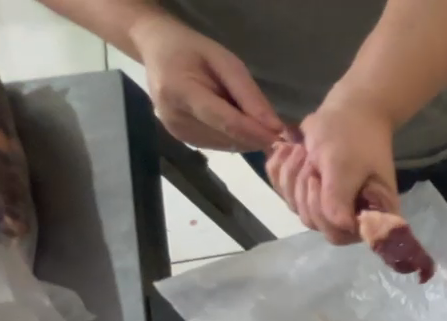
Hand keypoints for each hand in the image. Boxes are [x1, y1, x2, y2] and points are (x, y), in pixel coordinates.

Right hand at [128, 14, 280, 150]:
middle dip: (257, 132)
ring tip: (237, 109)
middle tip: (262, 114)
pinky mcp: (186, 140)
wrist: (157, 49)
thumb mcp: (228, 63)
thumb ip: (251, 97)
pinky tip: (229, 117)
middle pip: (235, 138)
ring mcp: (178, 132)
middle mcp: (175, 117)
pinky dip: (237, 136)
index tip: (289, 140)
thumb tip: (277, 129)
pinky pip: (227, 146)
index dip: (262, 134)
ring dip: (248, 134)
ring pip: (234, 145)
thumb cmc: (194, 52)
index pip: (229, 124)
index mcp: (179, 93)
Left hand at [282, 94, 397, 244]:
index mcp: (372, 216)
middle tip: (308, 159)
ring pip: (296, 207)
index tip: (318, 180)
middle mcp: (354, 217)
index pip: (341, 233)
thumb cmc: (354, 138)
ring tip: (301, 152)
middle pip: (314, 222)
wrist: (349, 114)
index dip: (322, 212)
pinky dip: (279, 170)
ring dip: (290, 176)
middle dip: (302, 188)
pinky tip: (290, 152)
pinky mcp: (313, 193)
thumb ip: (340, 198)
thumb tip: (340, 225)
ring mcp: (332, 206)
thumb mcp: (344, 166)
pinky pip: (285, 192)